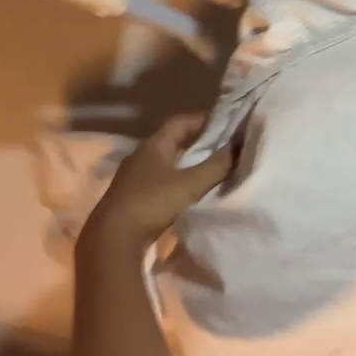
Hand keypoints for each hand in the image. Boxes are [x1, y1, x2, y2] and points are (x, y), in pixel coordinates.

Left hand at [80, 115, 232, 253]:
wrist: (115, 236)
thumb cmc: (153, 202)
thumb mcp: (191, 183)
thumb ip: (217, 165)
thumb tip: (239, 146)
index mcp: (153, 146)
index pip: (179, 123)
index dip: (203, 120)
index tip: (225, 123)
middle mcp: (142, 156)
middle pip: (173, 141)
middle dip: (198, 141)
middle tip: (224, 146)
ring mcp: (136, 176)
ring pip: (168, 162)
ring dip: (189, 162)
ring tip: (212, 168)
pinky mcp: (134, 195)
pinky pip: (162, 179)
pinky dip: (179, 179)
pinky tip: (191, 190)